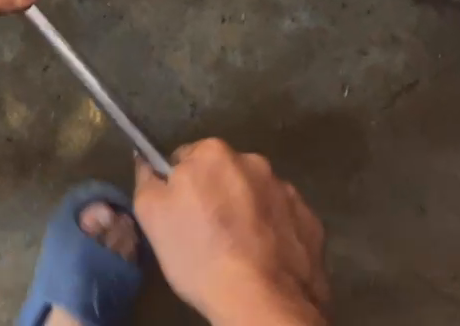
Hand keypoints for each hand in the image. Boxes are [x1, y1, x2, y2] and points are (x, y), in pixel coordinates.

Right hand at [133, 139, 328, 325]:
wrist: (263, 306)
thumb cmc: (199, 255)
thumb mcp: (150, 215)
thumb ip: (146, 178)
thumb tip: (147, 162)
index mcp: (213, 152)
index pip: (186, 159)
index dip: (181, 187)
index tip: (182, 214)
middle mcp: (254, 161)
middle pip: (225, 174)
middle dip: (217, 195)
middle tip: (209, 233)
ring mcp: (288, 193)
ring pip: (257, 196)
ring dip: (248, 212)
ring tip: (241, 252)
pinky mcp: (313, 224)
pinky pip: (285, 221)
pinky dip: (275, 234)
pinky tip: (266, 261)